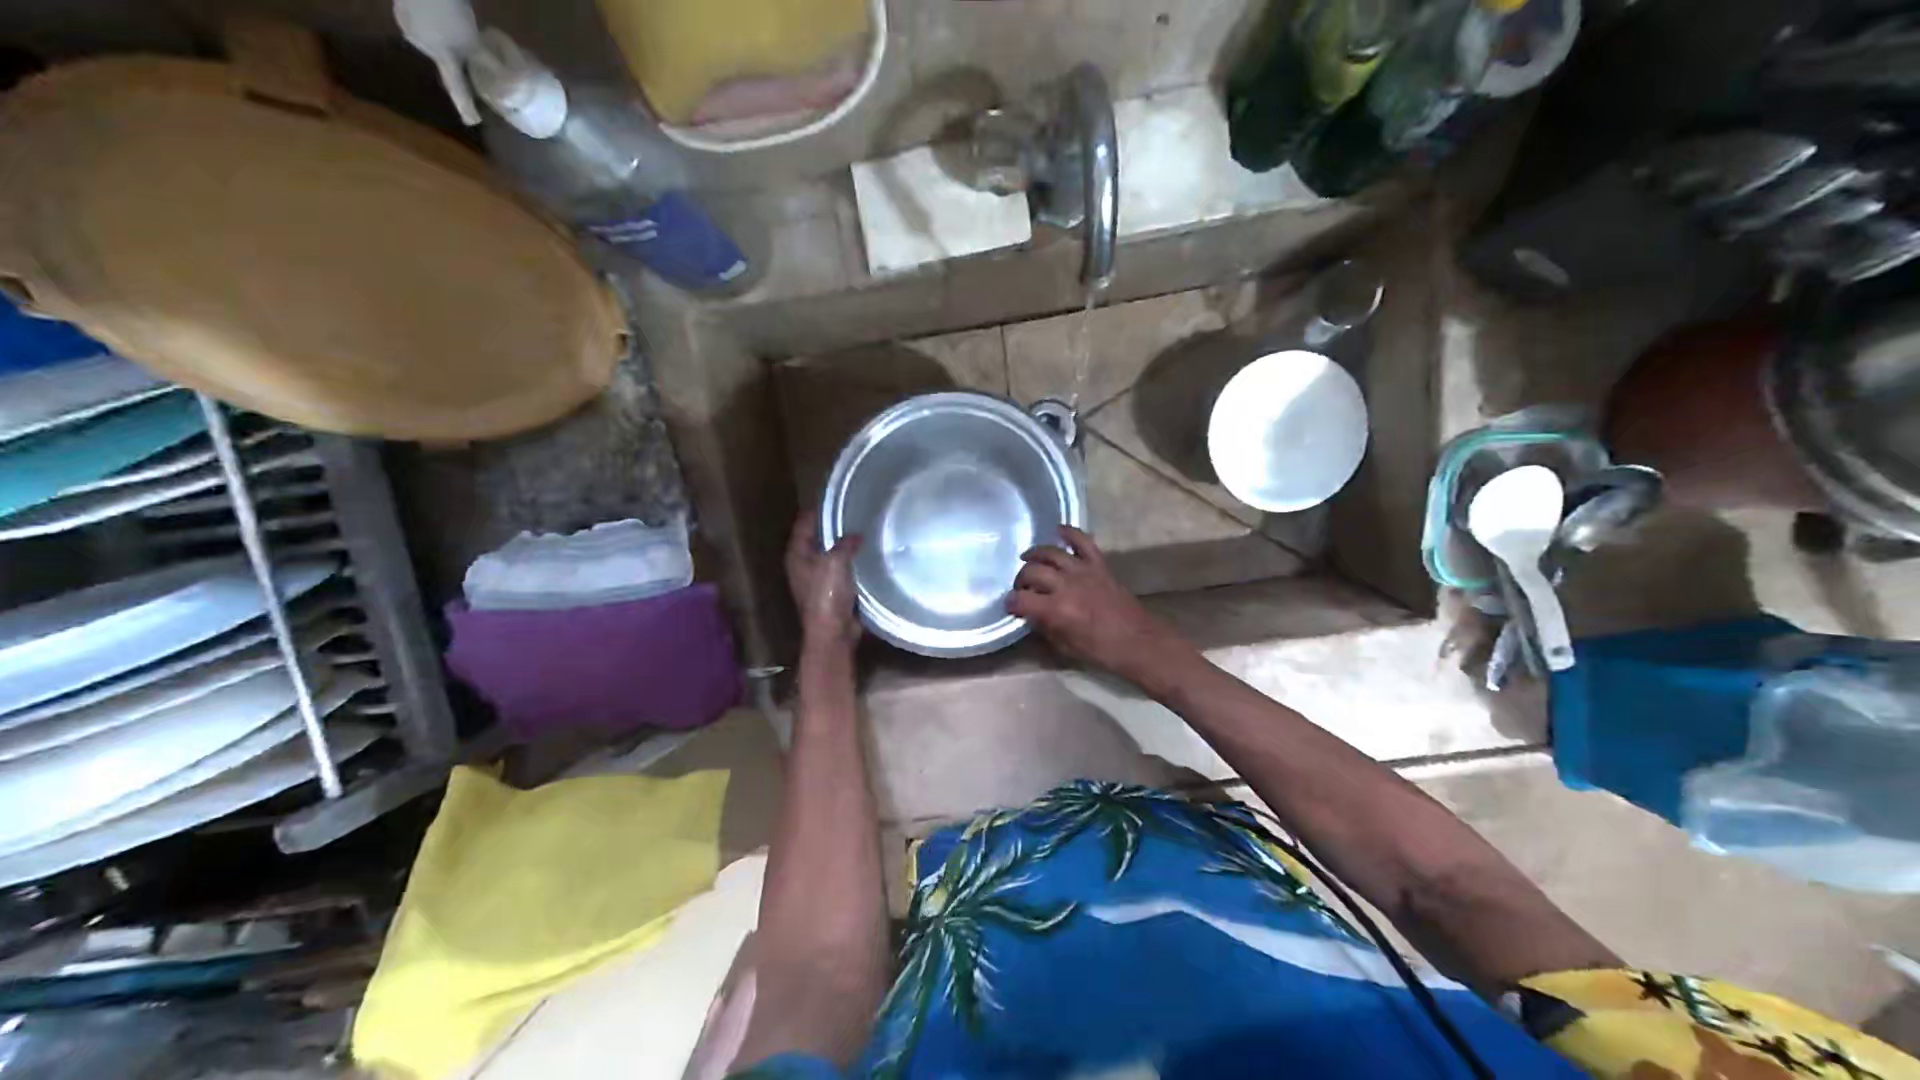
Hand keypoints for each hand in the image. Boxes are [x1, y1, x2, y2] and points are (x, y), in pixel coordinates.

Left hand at [787, 511, 863, 653]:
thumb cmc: (826, 594)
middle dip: (835, 527)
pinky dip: (852, 562)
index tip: (838, 498)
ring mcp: (817, 578)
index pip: (805, 523)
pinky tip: (868, 556)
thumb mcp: (835, 561)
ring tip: (866, 531)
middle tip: (857, 512)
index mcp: (797, 554)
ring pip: (831, 553)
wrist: (832, 632)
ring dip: (845, 546)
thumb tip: (856, 536)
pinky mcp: (832, 591)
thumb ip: (845, 543)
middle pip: (818, 537)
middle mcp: (803, 564)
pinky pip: (842, 569)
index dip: (819, 509)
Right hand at [1008, 526, 1180, 679]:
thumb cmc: (1101, 651)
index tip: (1010, 605)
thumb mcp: (1065, 647)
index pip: (1021, 599)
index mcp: (1056, 610)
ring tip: (1029, 559)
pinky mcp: (1099, 564)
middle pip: (1032, 571)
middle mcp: (1066, 585)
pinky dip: (1069, 533)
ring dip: (1035, 554)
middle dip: (1021, 579)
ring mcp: (1083, 571)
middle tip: (1022, 587)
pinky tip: (1058, 531)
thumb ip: (1045, 627)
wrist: (1138, 641)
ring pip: (1051, 552)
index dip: (1011, 603)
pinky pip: (1082, 541)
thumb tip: (1031, 615)